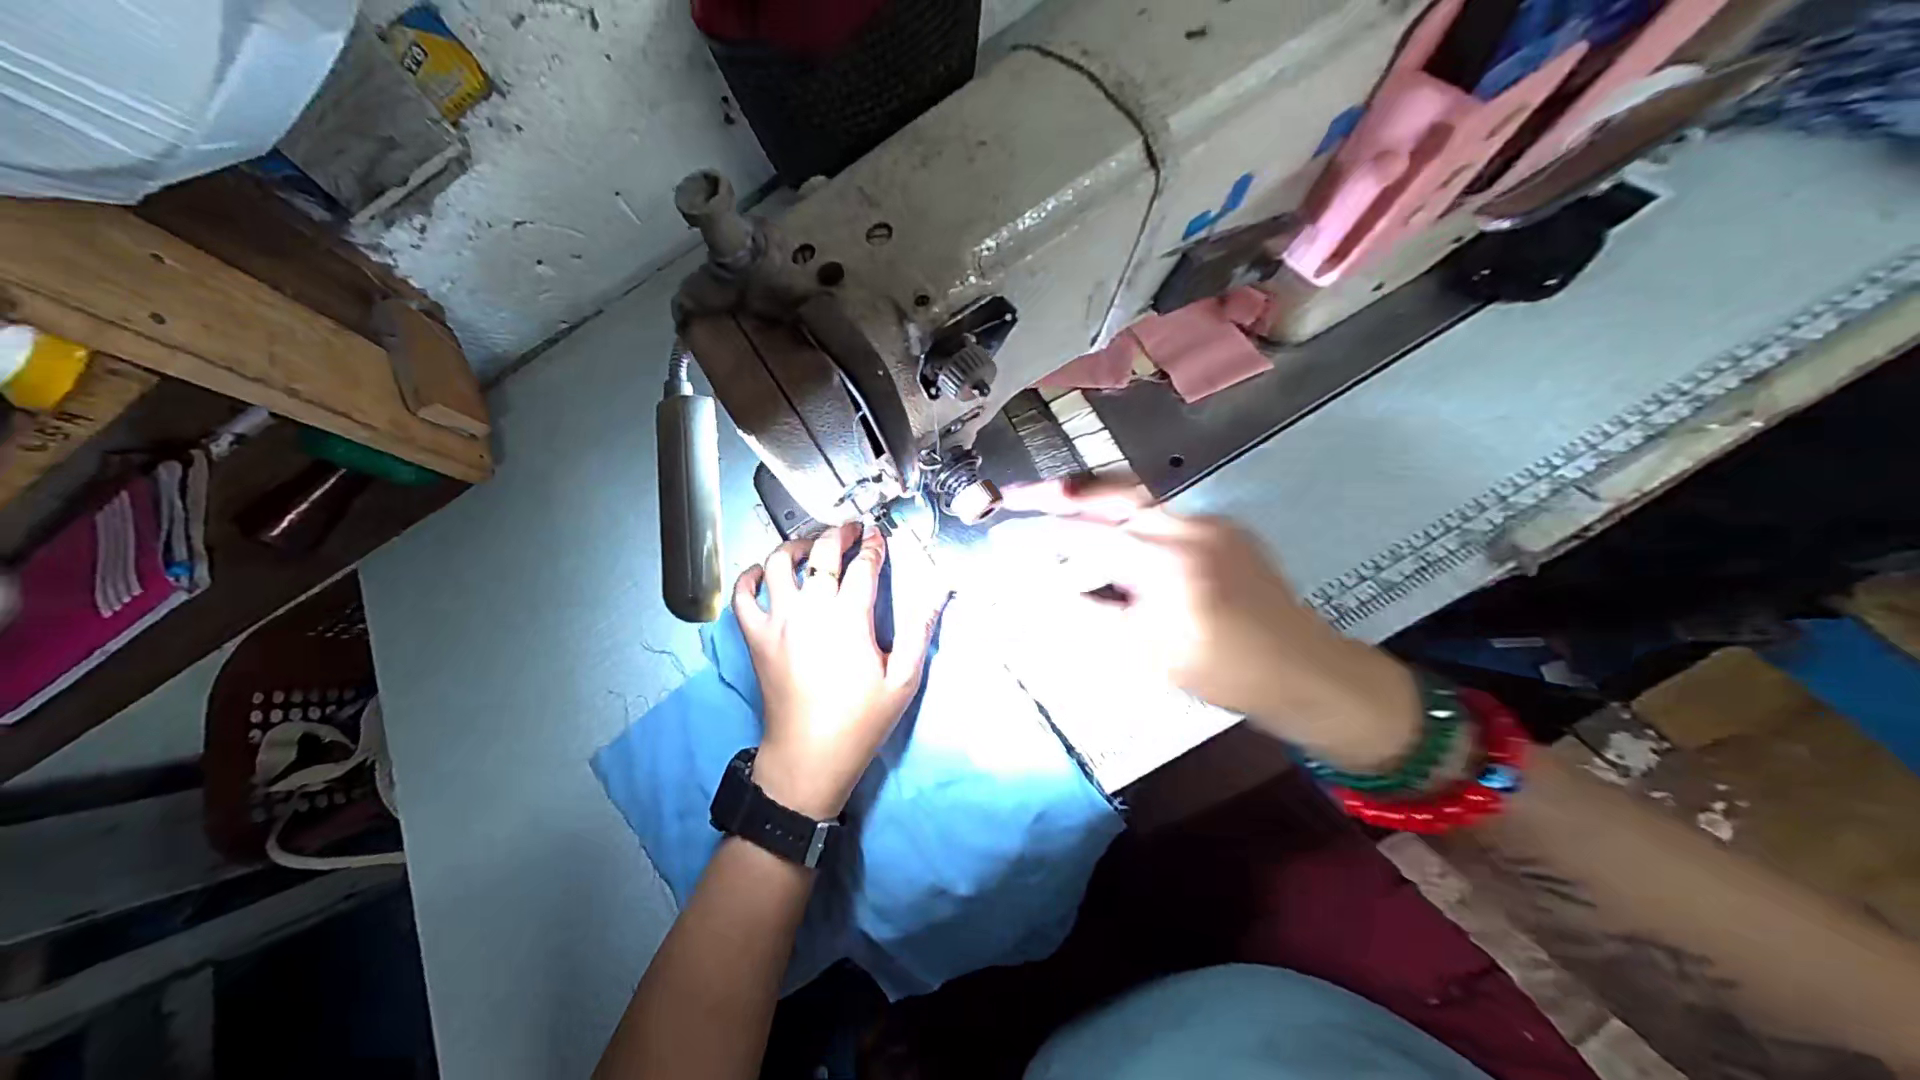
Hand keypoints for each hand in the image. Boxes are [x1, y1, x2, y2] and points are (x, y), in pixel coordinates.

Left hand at [731, 522, 940, 819]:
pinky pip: (743, 595)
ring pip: (778, 562)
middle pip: (821, 553)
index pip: (862, 565)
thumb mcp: (903, 680)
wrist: (809, 756)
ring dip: (796, 545)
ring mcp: (778, 622)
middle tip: (850, 530)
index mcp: (849, 619)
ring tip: (811, 545)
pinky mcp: (755, 637)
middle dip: (839, 533)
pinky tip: (764, 572)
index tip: (878, 537)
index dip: (873, 545)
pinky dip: (750, 577)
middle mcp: (810, 611)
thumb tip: (938, 593)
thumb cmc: (860, 721)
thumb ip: (920, 632)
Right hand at [999, 480, 1420, 771]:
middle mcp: (1189, 527)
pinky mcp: (1225, 528)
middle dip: (1060, 493)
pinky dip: (1127, 519)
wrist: (1305, 670)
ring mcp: (1212, 522)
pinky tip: (1111, 535)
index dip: (1040, 530)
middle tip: (1019, 494)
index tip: (1004, 528)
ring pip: (1137, 500)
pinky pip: (1164, 514)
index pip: (1087, 534)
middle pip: (1111, 495)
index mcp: (1167, 562)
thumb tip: (1048, 587)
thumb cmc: (1223, 672)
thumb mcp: (1146, 651)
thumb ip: (1091, 610)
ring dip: (1092, 504)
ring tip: (1055, 510)